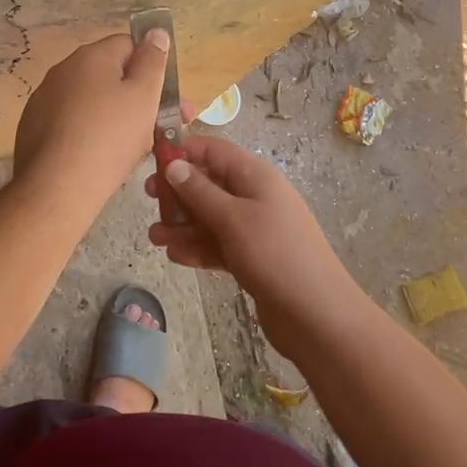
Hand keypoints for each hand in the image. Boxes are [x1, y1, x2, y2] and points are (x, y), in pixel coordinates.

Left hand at [12, 29, 170, 198]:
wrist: (56, 187)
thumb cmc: (109, 137)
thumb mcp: (144, 97)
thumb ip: (152, 61)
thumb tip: (155, 32)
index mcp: (90, 56)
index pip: (129, 45)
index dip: (151, 69)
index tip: (168, 100)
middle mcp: (63, 69)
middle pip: (109, 75)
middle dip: (137, 97)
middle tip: (160, 129)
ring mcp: (44, 98)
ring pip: (91, 101)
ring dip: (113, 116)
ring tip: (131, 148)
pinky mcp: (34, 126)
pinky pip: (71, 122)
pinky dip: (88, 132)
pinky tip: (98, 157)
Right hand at [146, 136, 359, 355]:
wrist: (317, 315)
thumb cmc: (274, 255)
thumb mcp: (232, 218)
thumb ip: (199, 191)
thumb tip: (173, 164)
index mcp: (255, 176)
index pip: (214, 150)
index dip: (184, 151)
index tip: (154, 162)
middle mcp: (255, 196)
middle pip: (209, 183)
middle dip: (178, 191)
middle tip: (149, 199)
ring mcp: (255, 229)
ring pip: (210, 217)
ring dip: (182, 224)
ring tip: (154, 238)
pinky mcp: (253, 258)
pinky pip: (219, 244)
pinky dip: (198, 247)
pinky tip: (175, 256)